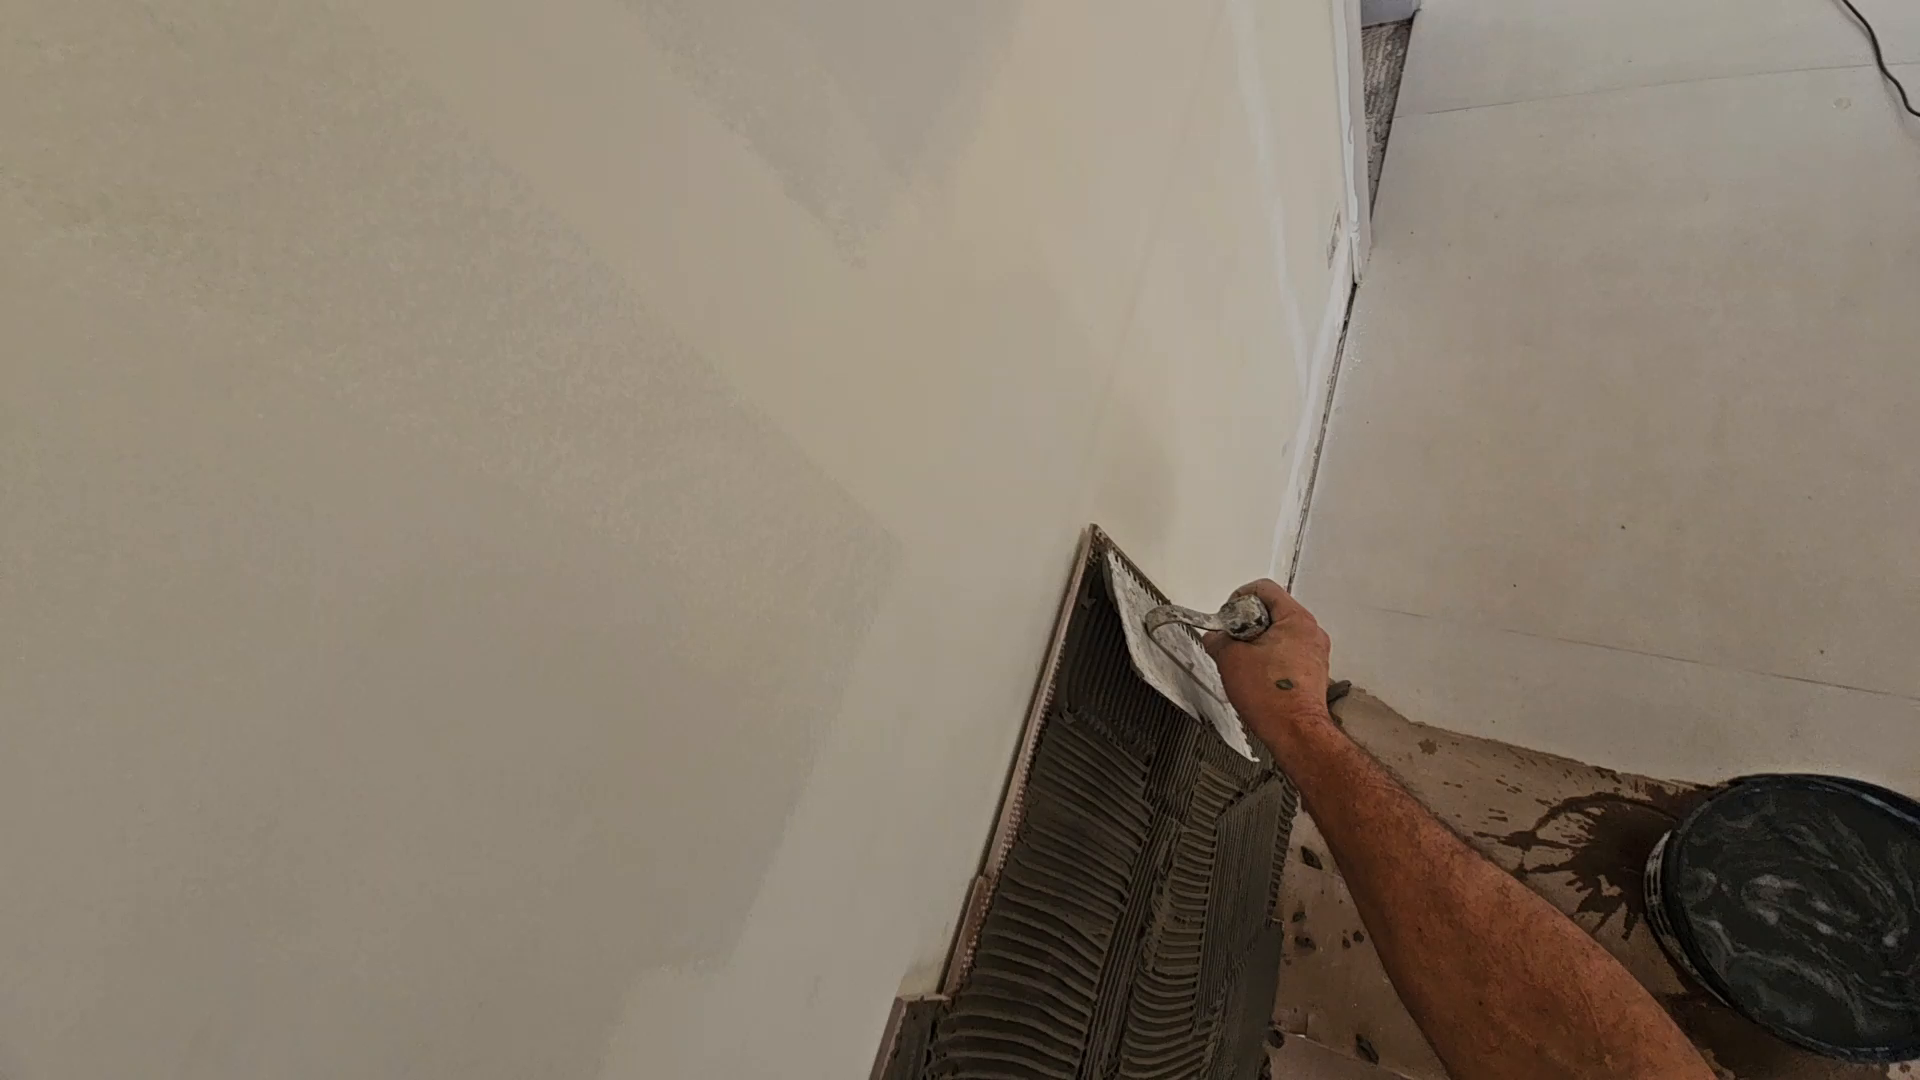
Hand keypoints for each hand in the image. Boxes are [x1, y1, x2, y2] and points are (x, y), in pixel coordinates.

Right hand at [1202, 579, 1331, 744]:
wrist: (1294, 732)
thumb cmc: (1273, 698)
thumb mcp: (1229, 658)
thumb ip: (1218, 638)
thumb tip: (1215, 637)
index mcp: (1296, 620)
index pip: (1264, 589)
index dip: (1238, 599)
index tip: (1228, 617)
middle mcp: (1311, 632)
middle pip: (1271, 610)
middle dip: (1246, 624)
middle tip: (1233, 641)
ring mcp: (1315, 652)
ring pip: (1278, 632)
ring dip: (1257, 642)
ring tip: (1244, 662)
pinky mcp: (1313, 670)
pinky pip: (1287, 651)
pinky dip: (1269, 657)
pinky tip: (1257, 675)